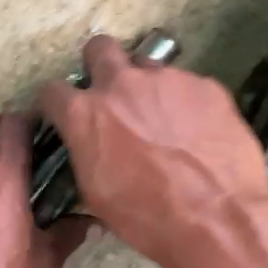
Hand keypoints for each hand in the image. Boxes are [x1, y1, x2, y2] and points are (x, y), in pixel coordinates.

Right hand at [40, 35, 267, 263]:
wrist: (216, 218)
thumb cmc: (147, 217)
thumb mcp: (97, 195)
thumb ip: (86, 156)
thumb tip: (89, 149)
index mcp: (86, 114)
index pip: (52, 91)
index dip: (55, 104)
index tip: (62, 115)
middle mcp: (123, 84)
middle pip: (100, 48)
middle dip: (99, 64)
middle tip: (110, 93)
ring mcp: (168, 79)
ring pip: (148, 67)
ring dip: (147, 87)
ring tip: (162, 120)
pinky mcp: (206, 86)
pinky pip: (188, 85)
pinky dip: (185, 103)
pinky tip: (197, 132)